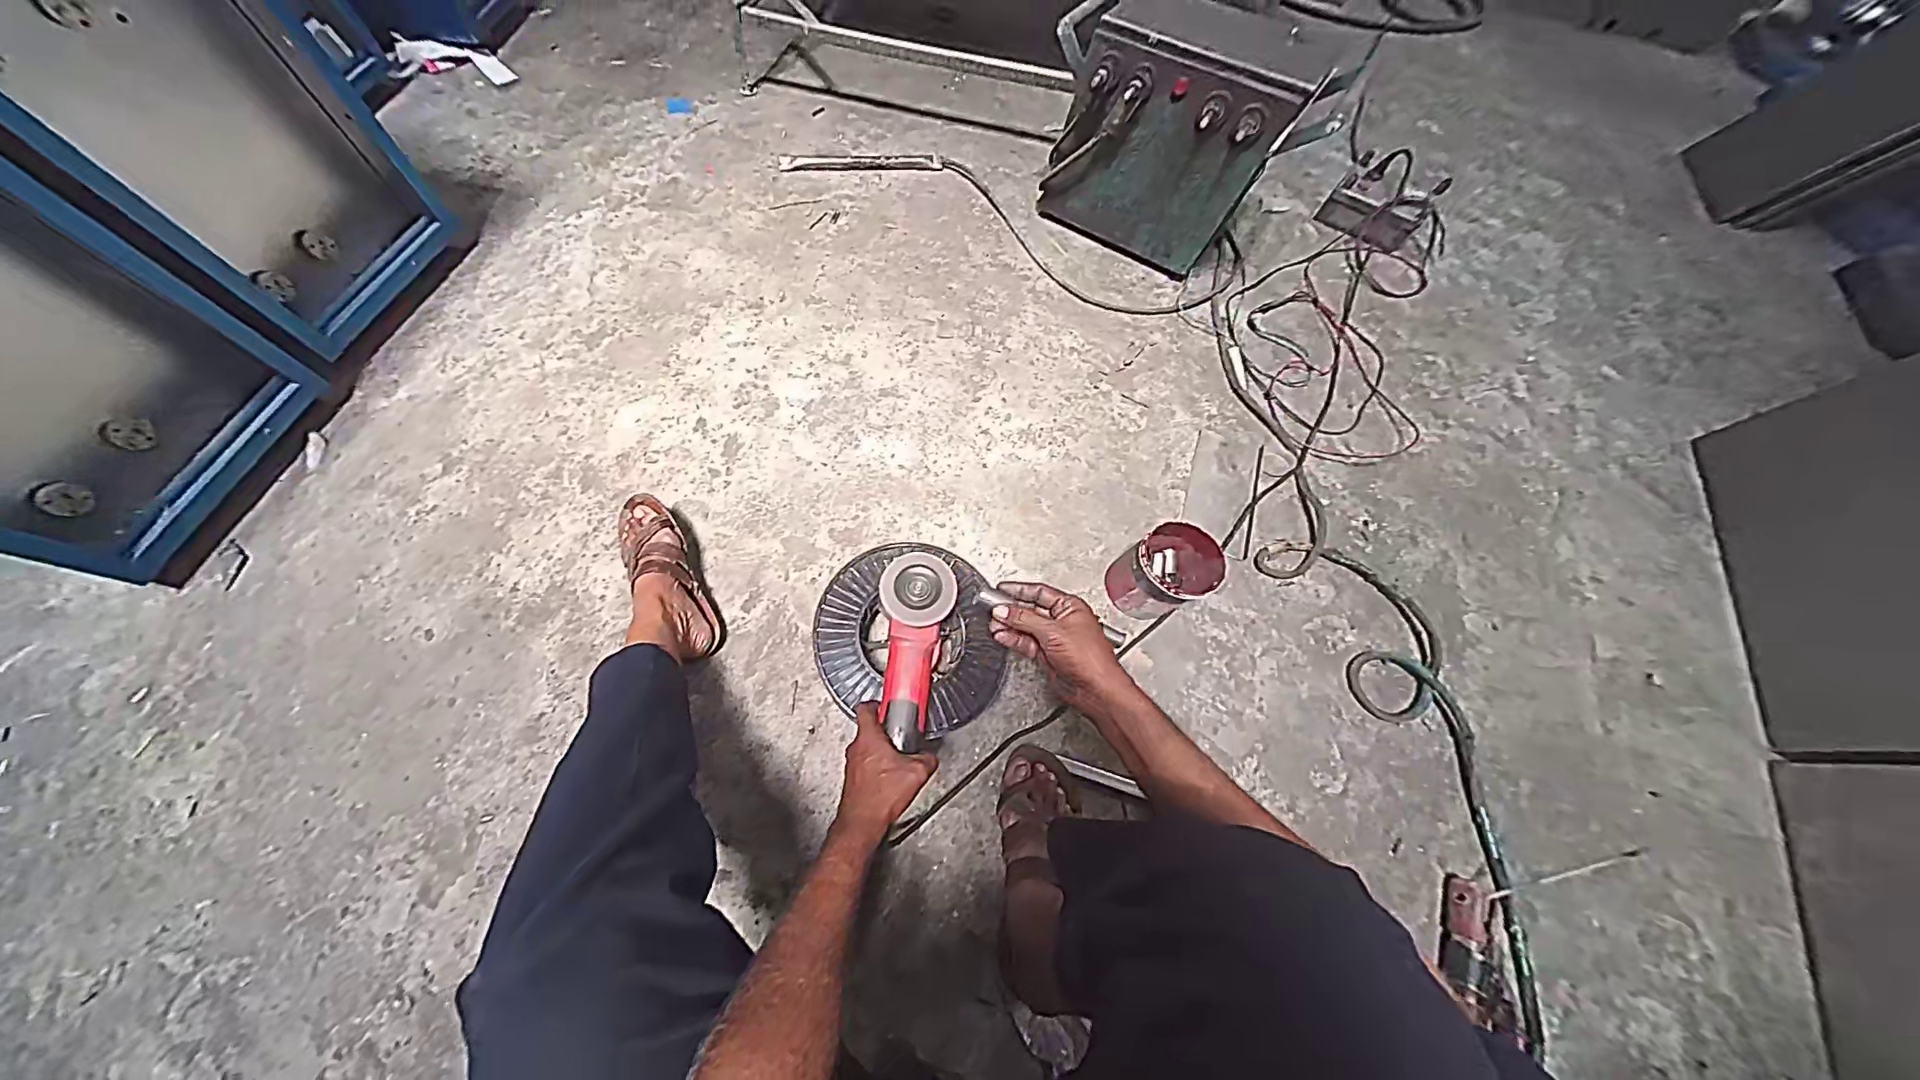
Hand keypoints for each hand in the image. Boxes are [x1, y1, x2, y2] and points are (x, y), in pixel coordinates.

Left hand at [834, 702, 937, 839]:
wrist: (862, 823)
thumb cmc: (880, 797)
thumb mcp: (916, 773)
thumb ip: (926, 759)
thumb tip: (930, 757)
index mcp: (869, 738)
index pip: (867, 708)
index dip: (879, 703)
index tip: (889, 705)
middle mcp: (856, 748)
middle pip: (869, 728)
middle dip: (886, 730)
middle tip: (900, 735)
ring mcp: (852, 764)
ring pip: (867, 747)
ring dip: (881, 749)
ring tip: (897, 759)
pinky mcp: (853, 778)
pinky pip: (865, 763)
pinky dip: (876, 766)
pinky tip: (889, 778)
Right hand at [989, 581, 1137, 717]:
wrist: (1095, 689)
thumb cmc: (1090, 658)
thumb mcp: (1053, 632)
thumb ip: (1025, 619)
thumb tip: (1005, 610)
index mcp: (1070, 607)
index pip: (1040, 592)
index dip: (1019, 589)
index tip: (1002, 589)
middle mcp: (1062, 621)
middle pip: (1031, 609)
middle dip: (1011, 609)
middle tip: (993, 608)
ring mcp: (1054, 638)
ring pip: (1026, 627)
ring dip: (1009, 625)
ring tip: (994, 623)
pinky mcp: (1048, 654)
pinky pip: (1026, 642)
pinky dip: (1013, 639)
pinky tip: (1002, 635)